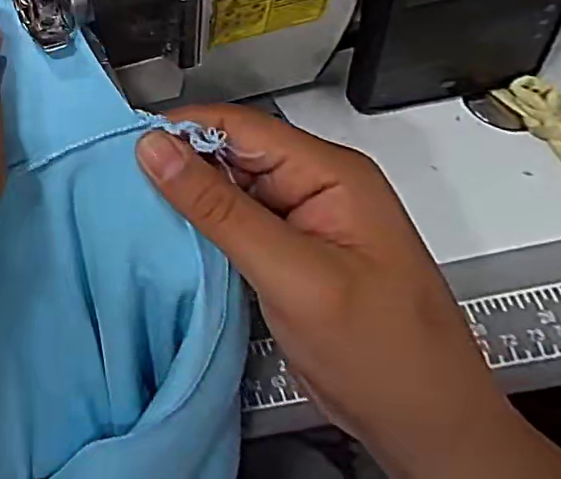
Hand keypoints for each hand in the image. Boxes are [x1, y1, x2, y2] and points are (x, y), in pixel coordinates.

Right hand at [135, 106, 560, 478]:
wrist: (432, 435)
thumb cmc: (387, 359)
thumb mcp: (293, 276)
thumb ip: (219, 207)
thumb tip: (156, 148)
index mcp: (328, 171)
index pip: (236, 124)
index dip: (180, 130)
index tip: (129, 149)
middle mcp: (312, 181)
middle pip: (225, 148)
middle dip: (178, 164)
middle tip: (130, 186)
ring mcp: (298, 213)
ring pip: (222, 180)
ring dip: (185, 194)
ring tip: (145, 210)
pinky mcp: (284, 242)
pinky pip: (228, 213)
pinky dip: (198, 221)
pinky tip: (174, 234)